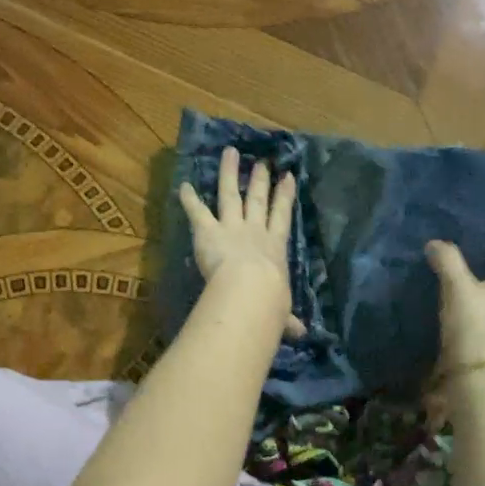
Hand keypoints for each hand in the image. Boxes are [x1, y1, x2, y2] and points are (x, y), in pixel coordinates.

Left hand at [178, 146, 304, 337]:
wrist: (250, 290)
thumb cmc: (270, 301)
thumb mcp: (282, 310)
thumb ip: (288, 320)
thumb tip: (301, 333)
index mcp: (275, 247)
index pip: (282, 217)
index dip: (285, 197)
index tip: (288, 177)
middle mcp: (254, 230)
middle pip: (258, 200)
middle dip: (260, 180)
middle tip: (263, 162)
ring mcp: (231, 226)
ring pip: (230, 194)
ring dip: (229, 173)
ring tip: (230, 152)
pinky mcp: (208, 229)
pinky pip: (197, 210)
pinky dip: (189, 198)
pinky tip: (183, 183)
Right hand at [426, 240, 484, 369]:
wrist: (472, 376)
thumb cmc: (473, 325)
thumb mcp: (458, 287)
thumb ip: (448, 259)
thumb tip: (434, 242)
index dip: (478, 240)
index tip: (454, 232)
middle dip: (466, 259)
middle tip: (439, 247)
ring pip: (477, 288)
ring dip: (459, 279)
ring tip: (434, 267)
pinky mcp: (484, 330)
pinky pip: (470, 305)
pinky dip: (456, 298)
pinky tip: (437, 293)